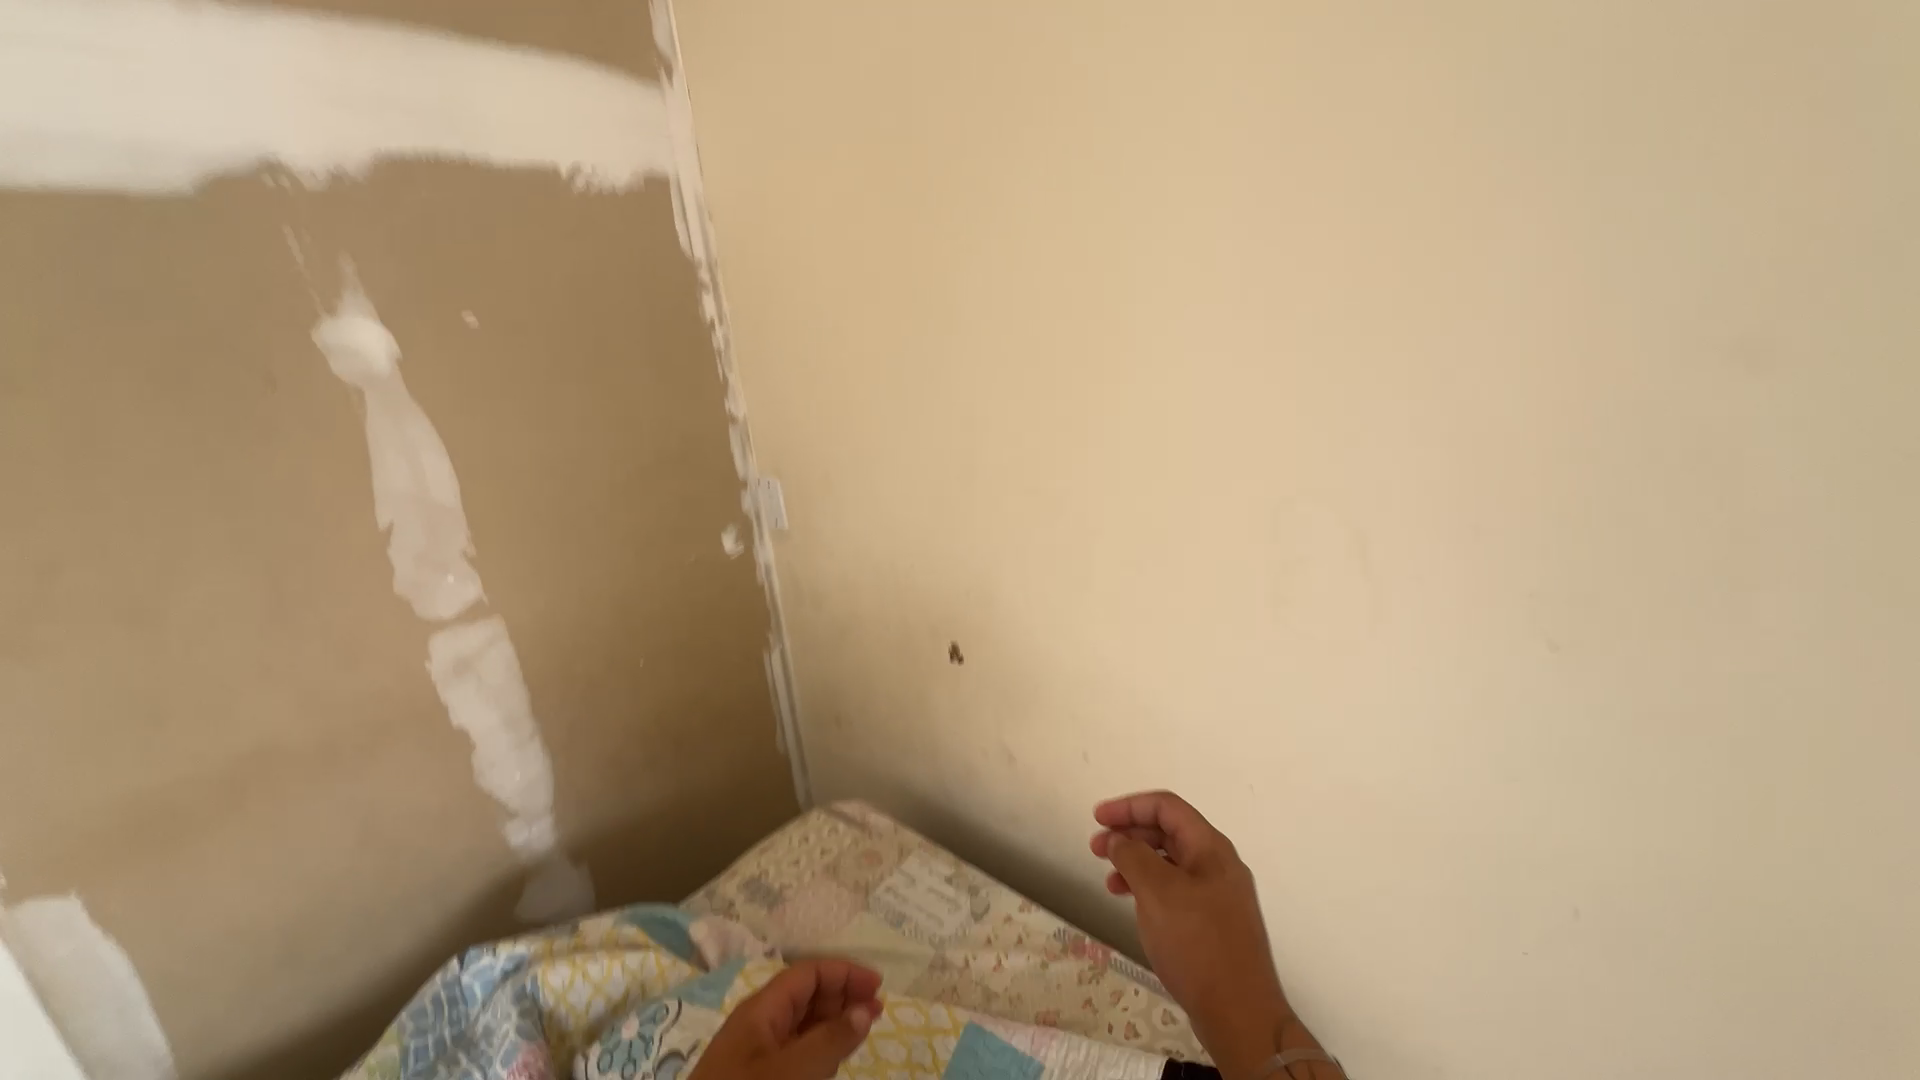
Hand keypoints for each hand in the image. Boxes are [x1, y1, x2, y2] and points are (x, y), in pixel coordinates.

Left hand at [687, 959, 880, 1079]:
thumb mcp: (793, 1072)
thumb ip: (831, 1040)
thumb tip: (865, 1008)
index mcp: (762, 1009)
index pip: (808, 973)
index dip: (845, 973)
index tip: (878, 986)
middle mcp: (757, 1024)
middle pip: (805, 995)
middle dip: (842, 996)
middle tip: (878, 1010)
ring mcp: (754, 1054)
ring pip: (801, 1024)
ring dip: (833, 1022)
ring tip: (862, 1030)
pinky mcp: (756, 1078)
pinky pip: (793, 1051)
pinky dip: (818, 1048)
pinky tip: (833, 1060)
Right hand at [1091, 792, 1294, 1079]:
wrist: (1240, 1014)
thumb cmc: (1197, 944)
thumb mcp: (1157, 892)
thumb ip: (1132, 856)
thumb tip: (1117, 839)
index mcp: (1210, 848)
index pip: (1166, 807)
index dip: (1129, 806)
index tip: (1097, 818)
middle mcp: (1218, 864)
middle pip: (1168, 832)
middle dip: (1130, 834)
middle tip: (1095, 848)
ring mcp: (1219, 895)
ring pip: (1170, 863)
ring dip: (1136, 863)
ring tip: (1108, 880)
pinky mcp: (1214, 923)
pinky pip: (1176, 890)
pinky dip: (1150, 889)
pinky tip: (1134, 905)